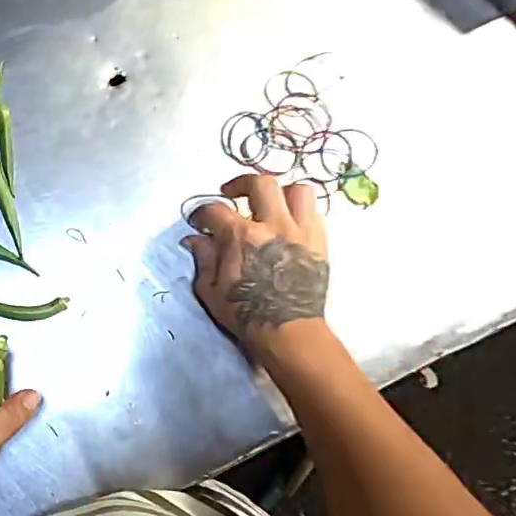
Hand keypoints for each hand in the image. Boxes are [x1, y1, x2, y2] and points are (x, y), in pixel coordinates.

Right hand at [181, 173, 329, 355]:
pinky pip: (313, 212)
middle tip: (231, 194)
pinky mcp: (320, 242)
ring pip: (297, 190)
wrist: (288, 332)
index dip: (202, 213)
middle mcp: (274, 225)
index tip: (200, 222)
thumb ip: (204, 259)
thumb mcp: (211, 290)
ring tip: (269, 204)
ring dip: (280, 193)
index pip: (216, 210)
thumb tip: (196, 239)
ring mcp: (301, 231)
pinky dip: (298, 212)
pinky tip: (287, 225)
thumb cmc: (245, 314)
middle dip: (241, 184)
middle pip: (261, 183)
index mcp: (242, 237)